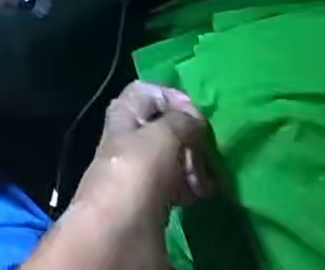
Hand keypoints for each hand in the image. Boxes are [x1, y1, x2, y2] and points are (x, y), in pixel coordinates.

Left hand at [24, 82, 216, 269]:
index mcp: (124, 113)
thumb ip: (180, 121)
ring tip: (205, 182)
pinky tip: (201, 196)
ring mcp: (140, 168)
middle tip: (206, 156)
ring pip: (173, 156)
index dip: (173, 98)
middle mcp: (130, 136)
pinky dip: (190, 186)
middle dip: (190, 137)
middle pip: (165, 126)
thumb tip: (194, 116)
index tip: (198, 119)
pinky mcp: (151, 198)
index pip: (149, 92)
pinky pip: (176, 183)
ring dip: (194, 164)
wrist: (118, 232)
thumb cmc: (137, 174)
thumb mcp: (161, 137)